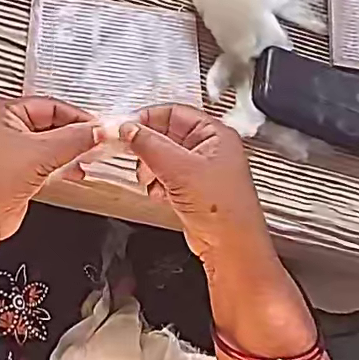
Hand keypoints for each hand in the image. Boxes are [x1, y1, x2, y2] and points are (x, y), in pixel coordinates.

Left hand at [0, 98, 100, 246]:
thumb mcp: (41, 152)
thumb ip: (75, 139)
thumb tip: (97, 130)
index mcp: (4, 112)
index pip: (51, 106)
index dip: (76, 117)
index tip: (98, 128)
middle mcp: (6, 128)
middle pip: (52, 124)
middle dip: (76, 135)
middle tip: (96, 142)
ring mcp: (11, 151)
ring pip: (51, 144)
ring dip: (71, 151)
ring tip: (89, 157)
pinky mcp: (17, 172)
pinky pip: (46, 162)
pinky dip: (62, 165)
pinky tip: (75, 171)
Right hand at [120, 105, 271, 264]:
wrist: (231, 247)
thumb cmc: (223, 209)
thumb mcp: (179, 169)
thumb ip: (150, 145)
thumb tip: (130, 129)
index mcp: (214, 134)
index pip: (174, 112)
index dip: (148, 118)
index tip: (127, 128)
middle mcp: (209, 149)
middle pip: (166, 134)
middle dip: (147, 147)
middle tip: (133, 153)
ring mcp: (200, 170)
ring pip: (163, 157)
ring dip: (150, 168)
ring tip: (150, 179)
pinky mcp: (192, 189)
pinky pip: (165, 176)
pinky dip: (157, 183)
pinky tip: (158, 193)